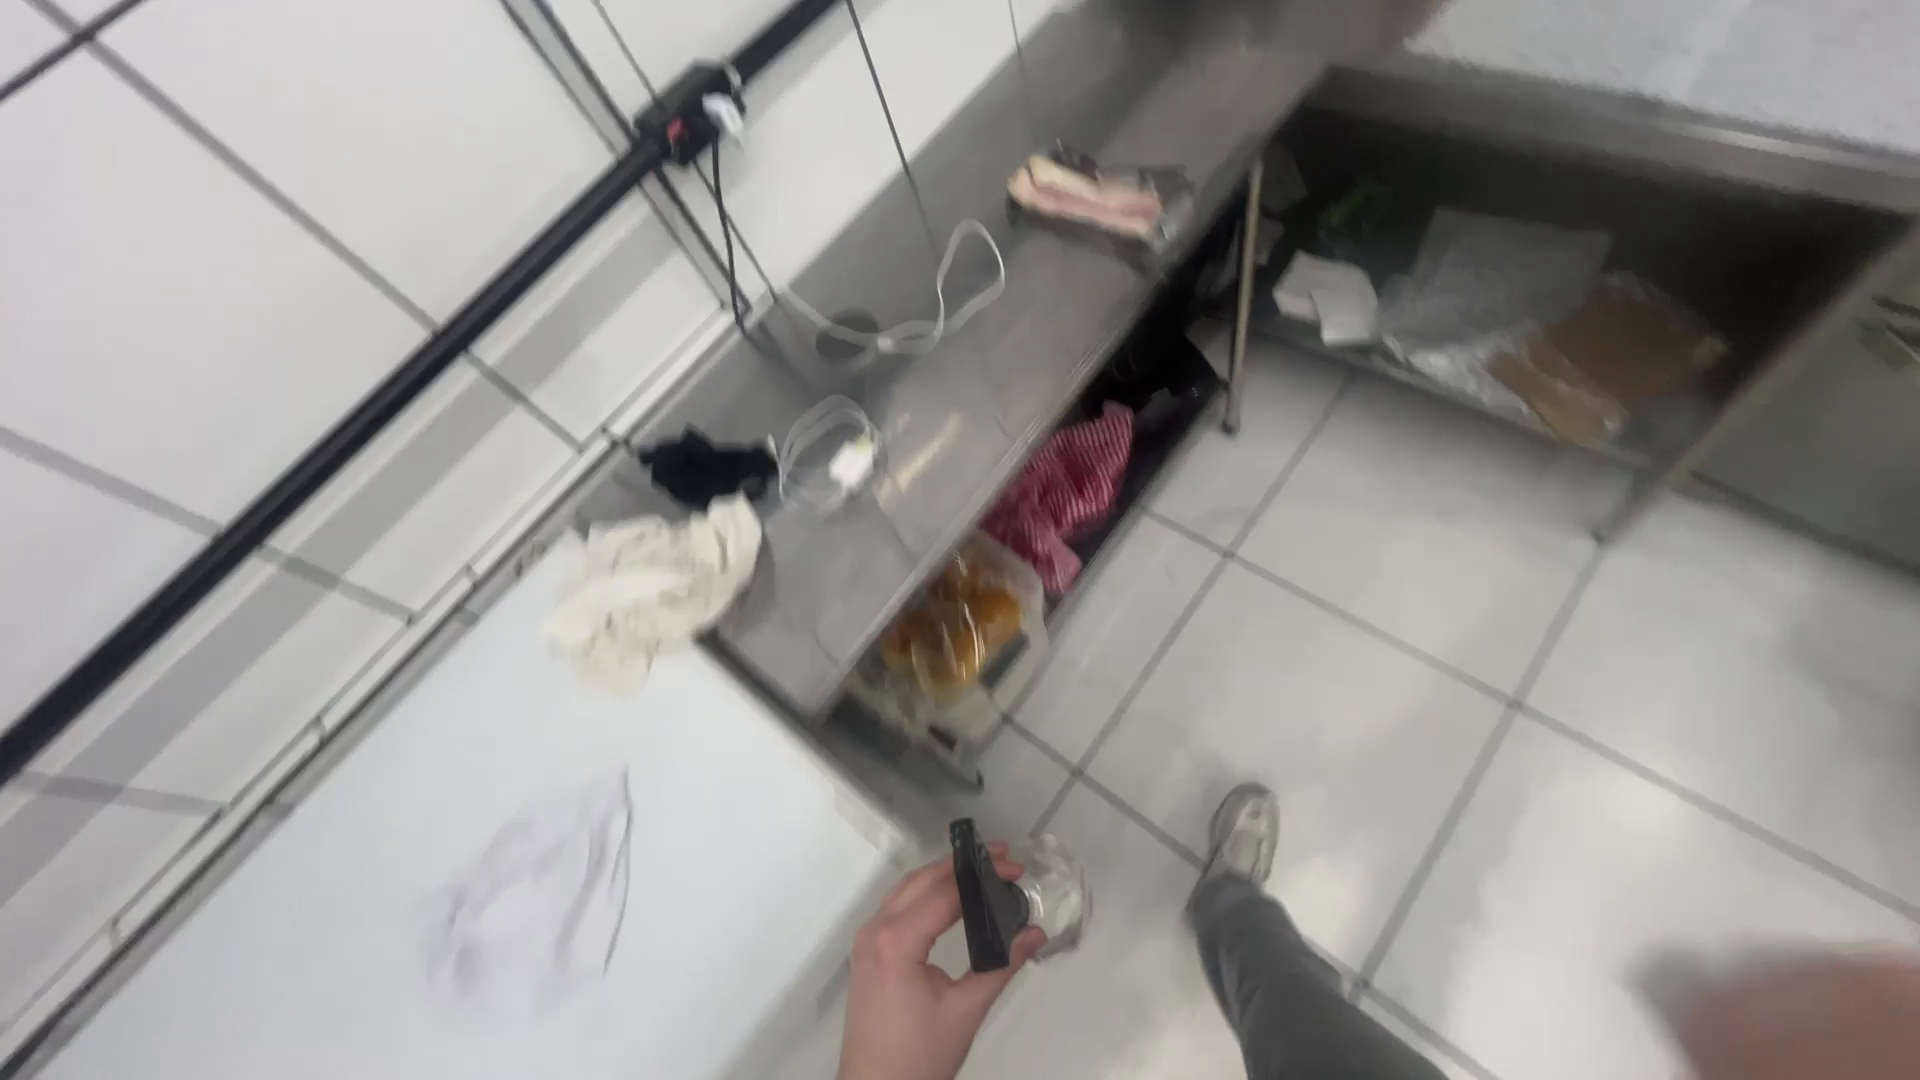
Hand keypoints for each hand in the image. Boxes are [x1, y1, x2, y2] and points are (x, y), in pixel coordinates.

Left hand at [836, 842, 1046, 1079]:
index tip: (1016, 867)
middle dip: (963, 864)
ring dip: (943, 874)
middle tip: (1004, 858)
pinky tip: (951, 896)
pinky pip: (898, 904)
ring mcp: (867, 938)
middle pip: (923, 880)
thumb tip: (1037, 932)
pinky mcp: (868, 949)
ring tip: (983, 869)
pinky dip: (926, 891)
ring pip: (907, 887)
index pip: (944, 892)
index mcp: (896, 941)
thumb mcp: (965, 1012)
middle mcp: (876, 928)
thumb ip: (1001, 966)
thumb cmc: (919, 1056)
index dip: (981, 874)